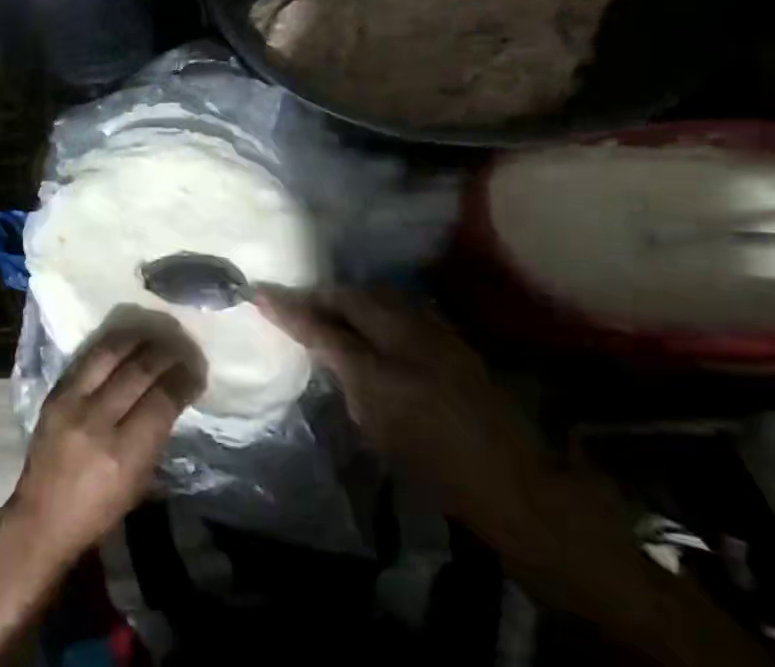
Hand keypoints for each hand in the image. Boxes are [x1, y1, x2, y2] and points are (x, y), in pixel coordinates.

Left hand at [8, 310, 204, 566]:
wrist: (41, 518)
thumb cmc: (99, 509)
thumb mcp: (140, 480)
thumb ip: (157, 434)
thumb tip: (175, 392)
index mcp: (123, 454)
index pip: (163, 399)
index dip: (185, 379)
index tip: (198, 370)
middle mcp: (96, 421)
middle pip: (140, 370)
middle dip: (169, 354)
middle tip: (185, 346)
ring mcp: (71, 402)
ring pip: (112, 353)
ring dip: (141, 339)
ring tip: (160, 333)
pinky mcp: (54, 393)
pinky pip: (88, 357)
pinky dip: (113, 343)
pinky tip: (130, 338)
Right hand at [258, 289, 773, 666]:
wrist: (515, 481)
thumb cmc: (436, 464)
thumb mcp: (377, 422)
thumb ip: (346, 372)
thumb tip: (325, 343)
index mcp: (384, 359)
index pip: (324, 322)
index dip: (290, 307)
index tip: (259, 292)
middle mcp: (409, 333)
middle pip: (353, 296)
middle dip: (320, 294)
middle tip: (295, 300)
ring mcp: (434, 332)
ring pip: (379, 296)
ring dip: (349, 297)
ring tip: (327, 307)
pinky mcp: (452, 339)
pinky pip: (401, 308)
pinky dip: (376, 307)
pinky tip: (369, 321)